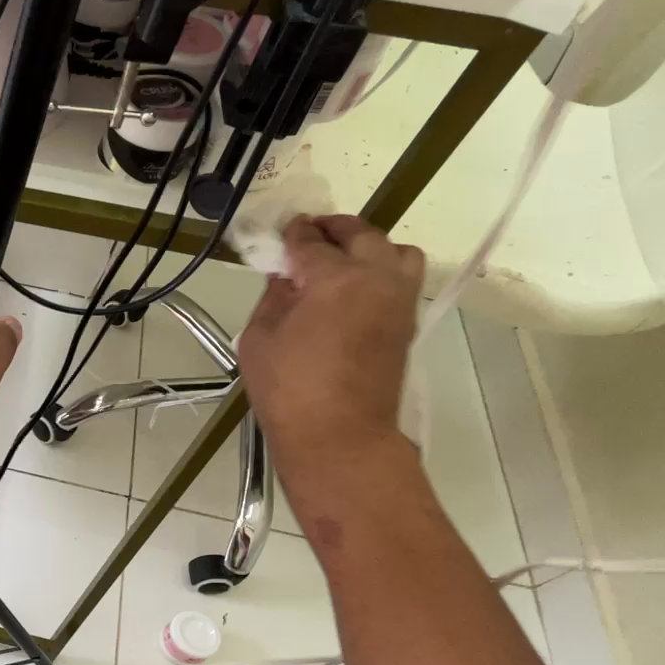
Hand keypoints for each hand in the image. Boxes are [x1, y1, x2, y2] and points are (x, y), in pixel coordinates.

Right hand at [239, 215, 425, 457]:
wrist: (339, 435)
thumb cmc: (288, 390)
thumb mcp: (258, 340)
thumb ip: (273, 299)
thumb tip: (284, 277)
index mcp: (336, 279)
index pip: (312, 243)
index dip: (294, 234)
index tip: (283, 229)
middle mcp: (377, 277)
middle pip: (361, 235)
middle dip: (334, 229)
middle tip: (311, 233)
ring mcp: (399, 299)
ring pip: (394, 251)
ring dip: (368, 246)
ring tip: (341, 260)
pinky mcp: (407, 322)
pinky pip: (400, 278)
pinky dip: (380, 270)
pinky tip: (353, 288)